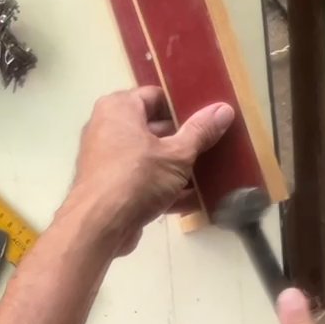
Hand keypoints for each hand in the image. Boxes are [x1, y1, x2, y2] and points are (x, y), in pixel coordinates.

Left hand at [63, 87, 234, 255]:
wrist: (100, 226)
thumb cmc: (137, 177)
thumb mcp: (177, 154)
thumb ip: (200, 132)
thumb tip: (224, 109)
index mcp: (119, 108)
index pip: (155, 97)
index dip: (182, 107)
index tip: (207, 118)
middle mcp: (107, 128)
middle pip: (153, 128)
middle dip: (183, 141)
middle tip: (213, 146)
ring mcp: (107, 160)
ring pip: (149, 158)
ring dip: (176, 169)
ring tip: (209, 173)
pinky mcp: (110, 188)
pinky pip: (142, 181)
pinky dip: (163, 189)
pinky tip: (192, 201)